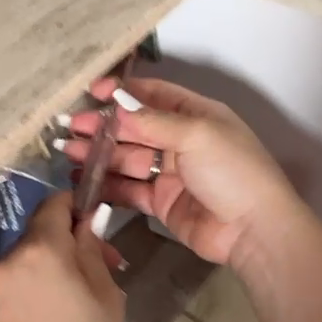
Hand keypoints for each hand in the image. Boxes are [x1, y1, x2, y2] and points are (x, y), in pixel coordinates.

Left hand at [0, 194, 125, 321]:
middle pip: (41, 230)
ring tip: (85, 290)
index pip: (54, 204)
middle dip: (70, 238)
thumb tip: (85, 222)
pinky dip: (41, 279)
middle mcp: (10, 258)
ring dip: (56, 261)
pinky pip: (20, 277)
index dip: (77, 206)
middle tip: (105, 264)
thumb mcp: (105, 291)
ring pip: (30, 255)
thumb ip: (92, 248)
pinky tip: (62, 307)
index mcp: (41, 249)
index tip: (97, 222)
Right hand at [62, 76, 300, 266]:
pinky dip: (107, 186)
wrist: (253, 229)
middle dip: (104, 127)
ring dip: (99, 155)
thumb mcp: (196, 134)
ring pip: (128, 159)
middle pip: (135, 128)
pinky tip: (81, 182)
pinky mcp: (162, 203)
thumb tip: (117, 107)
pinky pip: (129, 190)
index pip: (154, 95)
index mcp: (196, 115)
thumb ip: (153, 121)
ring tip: (68, 153)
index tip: (92, 92)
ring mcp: (171, 174)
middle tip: (70, 128)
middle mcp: (182, 141)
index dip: (124, 92)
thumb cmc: (232, 171)